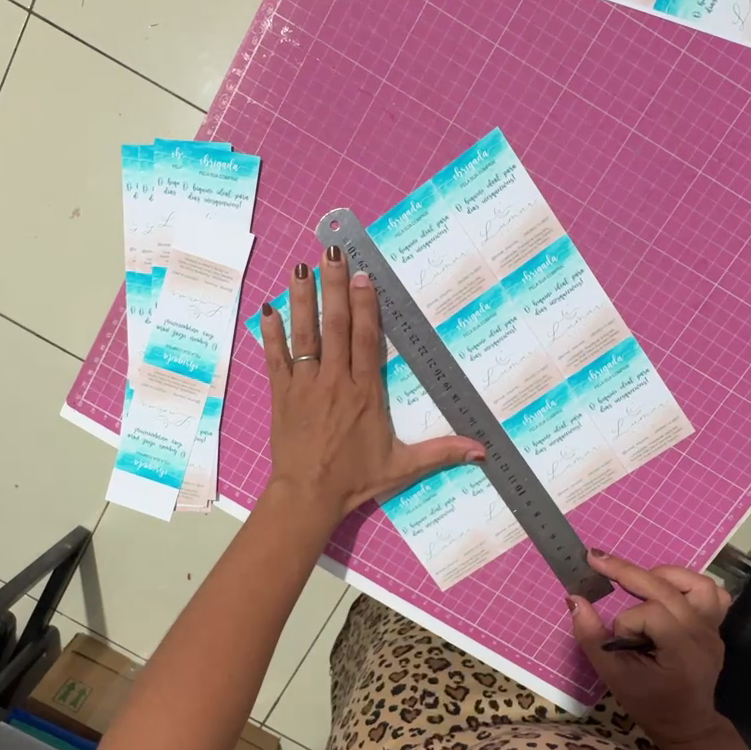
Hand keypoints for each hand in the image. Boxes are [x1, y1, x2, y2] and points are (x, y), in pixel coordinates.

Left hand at [258, 246, 482, 520]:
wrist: (309, 495)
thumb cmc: (355, 480)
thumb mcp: (402, 466)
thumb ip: (441, 452)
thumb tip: (482, 450)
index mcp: (365, 392)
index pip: (365, 339)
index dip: (364, 306)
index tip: (362, 275)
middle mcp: (335, 381)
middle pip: (334, 326)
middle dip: (333, 288)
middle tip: (330, 254)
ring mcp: (305, 386)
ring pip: (304, 335)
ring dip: (302, 300)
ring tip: (299, 268)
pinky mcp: (282, 395)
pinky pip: (276, 359)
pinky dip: (271, 334)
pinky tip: (268, 309)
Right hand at [566, 551, 731, 746]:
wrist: (685, 722)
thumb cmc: (647, 702)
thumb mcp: (612, 675)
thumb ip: (591, 635)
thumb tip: (574, 598)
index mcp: (682, 652)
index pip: (652, 614)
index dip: (626, 621)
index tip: (617, 639)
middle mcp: (703, 635)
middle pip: (667, 589)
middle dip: (628, 572)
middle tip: (597, 559)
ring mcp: (713, 629)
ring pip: (696, 583)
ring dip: (663, 575)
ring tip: (638, 581)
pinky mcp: (714, 626)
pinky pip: (712, 593)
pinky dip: (688, 585)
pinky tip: (666, 590)